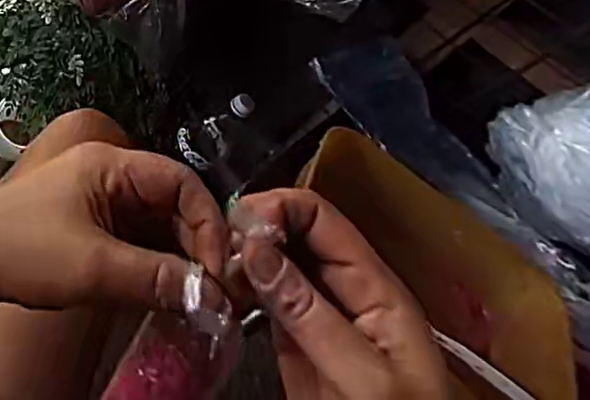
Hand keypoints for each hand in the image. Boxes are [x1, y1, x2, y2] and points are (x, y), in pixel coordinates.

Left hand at [0, 141, 229, 314]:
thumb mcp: (92, 266)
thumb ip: (154, 278)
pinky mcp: (96, 221)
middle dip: (196, 242)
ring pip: (159, 221)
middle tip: (213, 291)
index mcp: (111, 163)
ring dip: (179, 256)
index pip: (179, 179)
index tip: (218, 269)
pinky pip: (140, 236)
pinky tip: (169, 291)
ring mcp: (104, 196)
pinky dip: (158, 262)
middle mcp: (112, 172)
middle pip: (173, 199)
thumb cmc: (22, 249)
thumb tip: (211, 297)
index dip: (206, 221)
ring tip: (196, 296)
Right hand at [233, 189, 454, 399]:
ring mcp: (320, 315)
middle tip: (218, 249)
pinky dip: (243, 287)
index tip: (238, 226)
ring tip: (216, 271)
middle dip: (255, 229)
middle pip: (295, 232)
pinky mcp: (299, 343)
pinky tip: (225, 292)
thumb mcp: (364, 381)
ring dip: (244, 257)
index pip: (321, 217)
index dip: (279, 208)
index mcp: (372, 285)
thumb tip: (254, 246)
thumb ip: (308, 312)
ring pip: (277, 261)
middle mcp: (344, 289)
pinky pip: (268, 297)